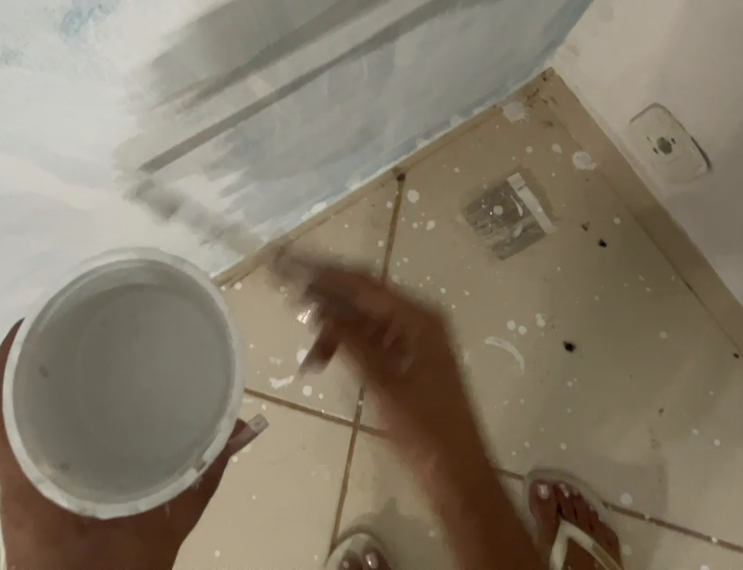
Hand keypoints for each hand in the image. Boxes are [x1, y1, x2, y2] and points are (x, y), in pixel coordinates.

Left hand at [0, 323, 262, 569]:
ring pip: (9, 425)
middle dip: (29, 358)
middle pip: (0, 403)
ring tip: (77, 352)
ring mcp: (17, 495)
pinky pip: (24, 449)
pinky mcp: (28, 507)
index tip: (42, 313)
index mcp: (28, 479)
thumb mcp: (161, 532)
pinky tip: (81, 411)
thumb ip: (201, 478)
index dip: (9, 349)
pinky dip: (43, 419)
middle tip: (72, 324)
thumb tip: (243, 427)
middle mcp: (13, 480)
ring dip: (34, 387)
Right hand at [298, 263, 489, 483]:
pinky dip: (344, 343)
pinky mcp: (405, 358)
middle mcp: (416, 319)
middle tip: (284, 289)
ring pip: (360, 318)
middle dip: (322, 294)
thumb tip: (318, 307)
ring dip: (331, 326)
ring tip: (306, 347)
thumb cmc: (426, 432)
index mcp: (418, 317)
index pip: (362, 282)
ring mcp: (411, 339)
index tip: (288, 263)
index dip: (322, 271)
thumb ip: (351, 341)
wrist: (458, 478)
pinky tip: (321, 357)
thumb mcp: (383, 384)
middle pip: (360, 295)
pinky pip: (368, 338)